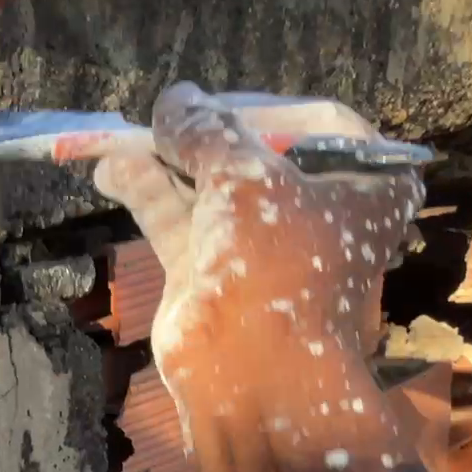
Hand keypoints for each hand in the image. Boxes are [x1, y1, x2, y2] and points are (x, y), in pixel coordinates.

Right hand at [92, 84, 421, 387]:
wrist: (246, 372)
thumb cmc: (272, 270)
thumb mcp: (245, 184)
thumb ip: (208, 136)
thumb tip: (173, 99)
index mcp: (359, 181)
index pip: (304, 122)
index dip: (247, 107)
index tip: (196, 104)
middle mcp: (310, 208)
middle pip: (246, 155)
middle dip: (196, 139)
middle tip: (152, 122)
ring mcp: (253, 243)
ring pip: (204, 188)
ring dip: (161, 165)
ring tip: (115, 143)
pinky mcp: (207, 270)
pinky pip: (178, 220)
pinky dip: (148, 195)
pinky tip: (113, 172)